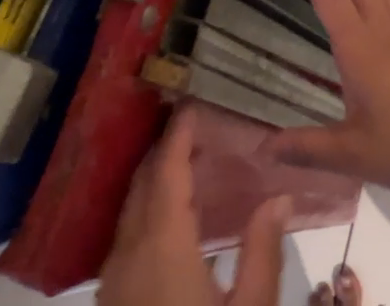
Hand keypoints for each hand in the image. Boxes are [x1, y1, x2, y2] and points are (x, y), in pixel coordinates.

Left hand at [98, 105, 291, 305]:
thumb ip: (263, 253)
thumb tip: (279, 199)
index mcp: (163, 244)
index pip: (167, 171)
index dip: (178, 134)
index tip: (193, 103)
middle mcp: (128, 249)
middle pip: (144, 182)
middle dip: (167, 149)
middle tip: (199, 127)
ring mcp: (113, 274)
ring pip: (131, 208)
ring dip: (156, 179)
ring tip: (192, 163)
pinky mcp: (111, 294)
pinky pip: (126, 235)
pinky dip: (148, 210)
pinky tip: (174, 217)